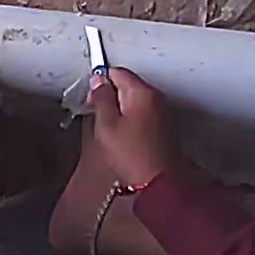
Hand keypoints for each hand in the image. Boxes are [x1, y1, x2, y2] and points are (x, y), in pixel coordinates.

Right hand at [86, 67, 178, 187]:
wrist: (160, 182)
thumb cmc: (132, 154)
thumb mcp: (106, 124)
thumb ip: (101, 98)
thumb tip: (98, 81)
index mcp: (142, 92)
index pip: (116, 71)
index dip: (99, 82)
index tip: (91, 99)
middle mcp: (155, 97)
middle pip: (126, 83)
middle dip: (109, 95)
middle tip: (98, 116)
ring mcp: (161, 111)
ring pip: (133, 98)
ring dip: (118, 108)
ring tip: (109, 129)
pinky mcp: (162, 125)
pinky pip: (141, 111)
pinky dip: (129, 117)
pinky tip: (122, 135)